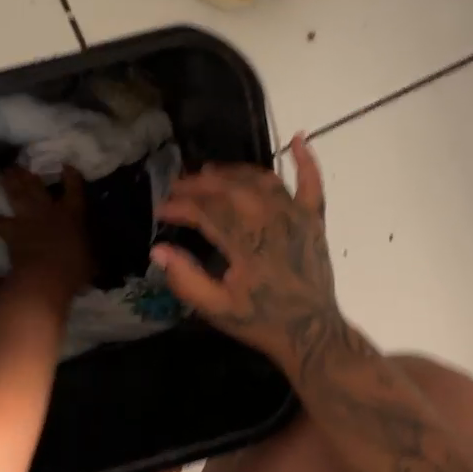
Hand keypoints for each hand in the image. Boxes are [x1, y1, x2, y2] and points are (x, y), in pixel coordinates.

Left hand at [0, 166, 91, 299]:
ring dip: (9, 184)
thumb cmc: (75, 268)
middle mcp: (48, 210)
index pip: (74, 188)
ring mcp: (27, 219)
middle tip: (19, 165)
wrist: (46, 277)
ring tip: (3, 174)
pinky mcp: (11, 232)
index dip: (71, 176)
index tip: (66, 166)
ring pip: (16, 196)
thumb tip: (94, 258)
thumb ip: (89, 251)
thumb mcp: (91, 258)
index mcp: (72, 213)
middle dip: (28, 174)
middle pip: (36, 186)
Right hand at [150, 132, 337, 368]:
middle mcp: (272, 220)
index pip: (205, 211)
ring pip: (261, 179)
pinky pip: (312, 183)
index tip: (161, 210)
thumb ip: (186, 280)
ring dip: (233, 172)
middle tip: (177, 187)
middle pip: (230, 188)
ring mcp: (297, 216)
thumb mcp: (216, 309)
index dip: (179, 207)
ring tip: (210, 174)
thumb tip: (158, 250)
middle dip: (199, 185)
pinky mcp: (314, 220)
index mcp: (246, 243)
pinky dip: (306, 160)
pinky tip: (299, 138)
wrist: (311, 333)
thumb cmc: (261, 321)